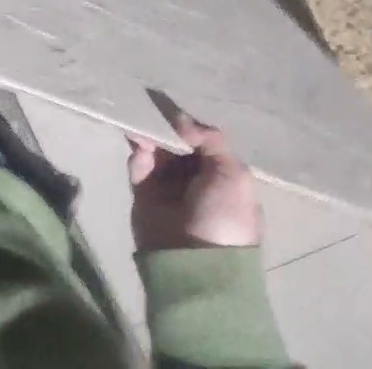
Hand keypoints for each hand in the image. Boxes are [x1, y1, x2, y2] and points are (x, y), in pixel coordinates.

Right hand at [128, 113, 262, 250]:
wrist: (193, 260)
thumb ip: (211, 140)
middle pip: (176, 142)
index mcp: (222, 176)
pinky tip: (140, 150)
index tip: (174, 110)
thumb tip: (180, 118)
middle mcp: (195, 178)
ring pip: (155, 150)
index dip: (189, 125)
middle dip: (164, 127)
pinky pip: (138, 165)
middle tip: (151, 112)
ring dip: (148, 136)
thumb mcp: (234, 176)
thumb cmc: (224, 216)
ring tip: (141, 127)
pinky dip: (137, 155)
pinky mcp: (144, 192)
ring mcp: (168, 185)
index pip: (203, 142)